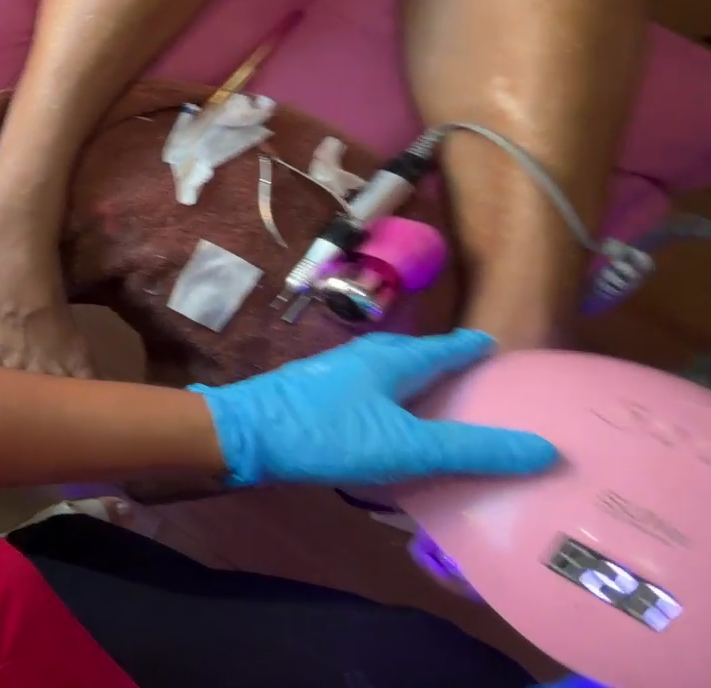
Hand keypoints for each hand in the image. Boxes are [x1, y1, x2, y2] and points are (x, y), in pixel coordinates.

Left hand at [190, 329, 558, 487]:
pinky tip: (378, 416)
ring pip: (374, 369)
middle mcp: (352, 361)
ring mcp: (323, 377)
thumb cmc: (325, 434)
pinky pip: (355, 389)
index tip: (489, 342)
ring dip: (403, 375)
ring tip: (428, 392)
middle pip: (400, 353)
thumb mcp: (407, 446)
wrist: (241, 434)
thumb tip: (549, 449)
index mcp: (381, 363)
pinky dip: (378, 395)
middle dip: (432, 357)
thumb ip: (471, 449)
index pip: (434, 349)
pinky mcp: (304, 397)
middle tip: (464, 366)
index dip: (463, 348)